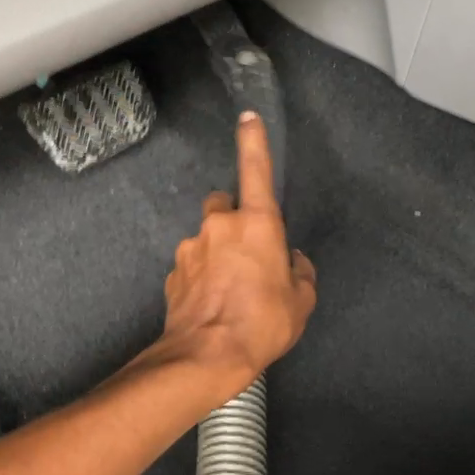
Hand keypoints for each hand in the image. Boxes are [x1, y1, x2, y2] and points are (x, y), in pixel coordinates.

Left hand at [158, 112, 316, 394]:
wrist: (206, 357)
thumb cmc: (263, 323)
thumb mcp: (301, 301)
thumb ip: (300, 273)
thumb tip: (291, 260)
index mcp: (256, 224)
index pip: (255, 171)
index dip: (253, 142)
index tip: (248, 118)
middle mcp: (219, 227)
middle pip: (223, 206)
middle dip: (233, 220)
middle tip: (248, 252)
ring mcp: (190, 249)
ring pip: (206, 239)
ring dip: (217, 254)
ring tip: (231, 291)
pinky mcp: (172, 274)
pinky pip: (192, 266)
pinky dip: (201, 278)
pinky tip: (212, 304)